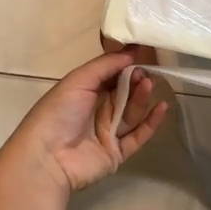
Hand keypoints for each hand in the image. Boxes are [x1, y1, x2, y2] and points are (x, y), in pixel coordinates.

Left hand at [0, 49, 168, 193]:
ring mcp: (108, 134)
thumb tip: (131, 52)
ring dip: (142, 99)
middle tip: (145, 73)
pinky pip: (138, 137)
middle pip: (123, 95)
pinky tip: (162, 108)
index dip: (125, 68)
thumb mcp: (78, 80)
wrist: (48, 157)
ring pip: (131, 114)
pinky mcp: (117, 154)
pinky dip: (151, 123)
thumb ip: (105, 65)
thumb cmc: (59, 113)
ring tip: (149, 85)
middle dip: (135, 83)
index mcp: (82, 94)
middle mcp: (95, 113)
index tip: (142, 56)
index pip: (109, 78)